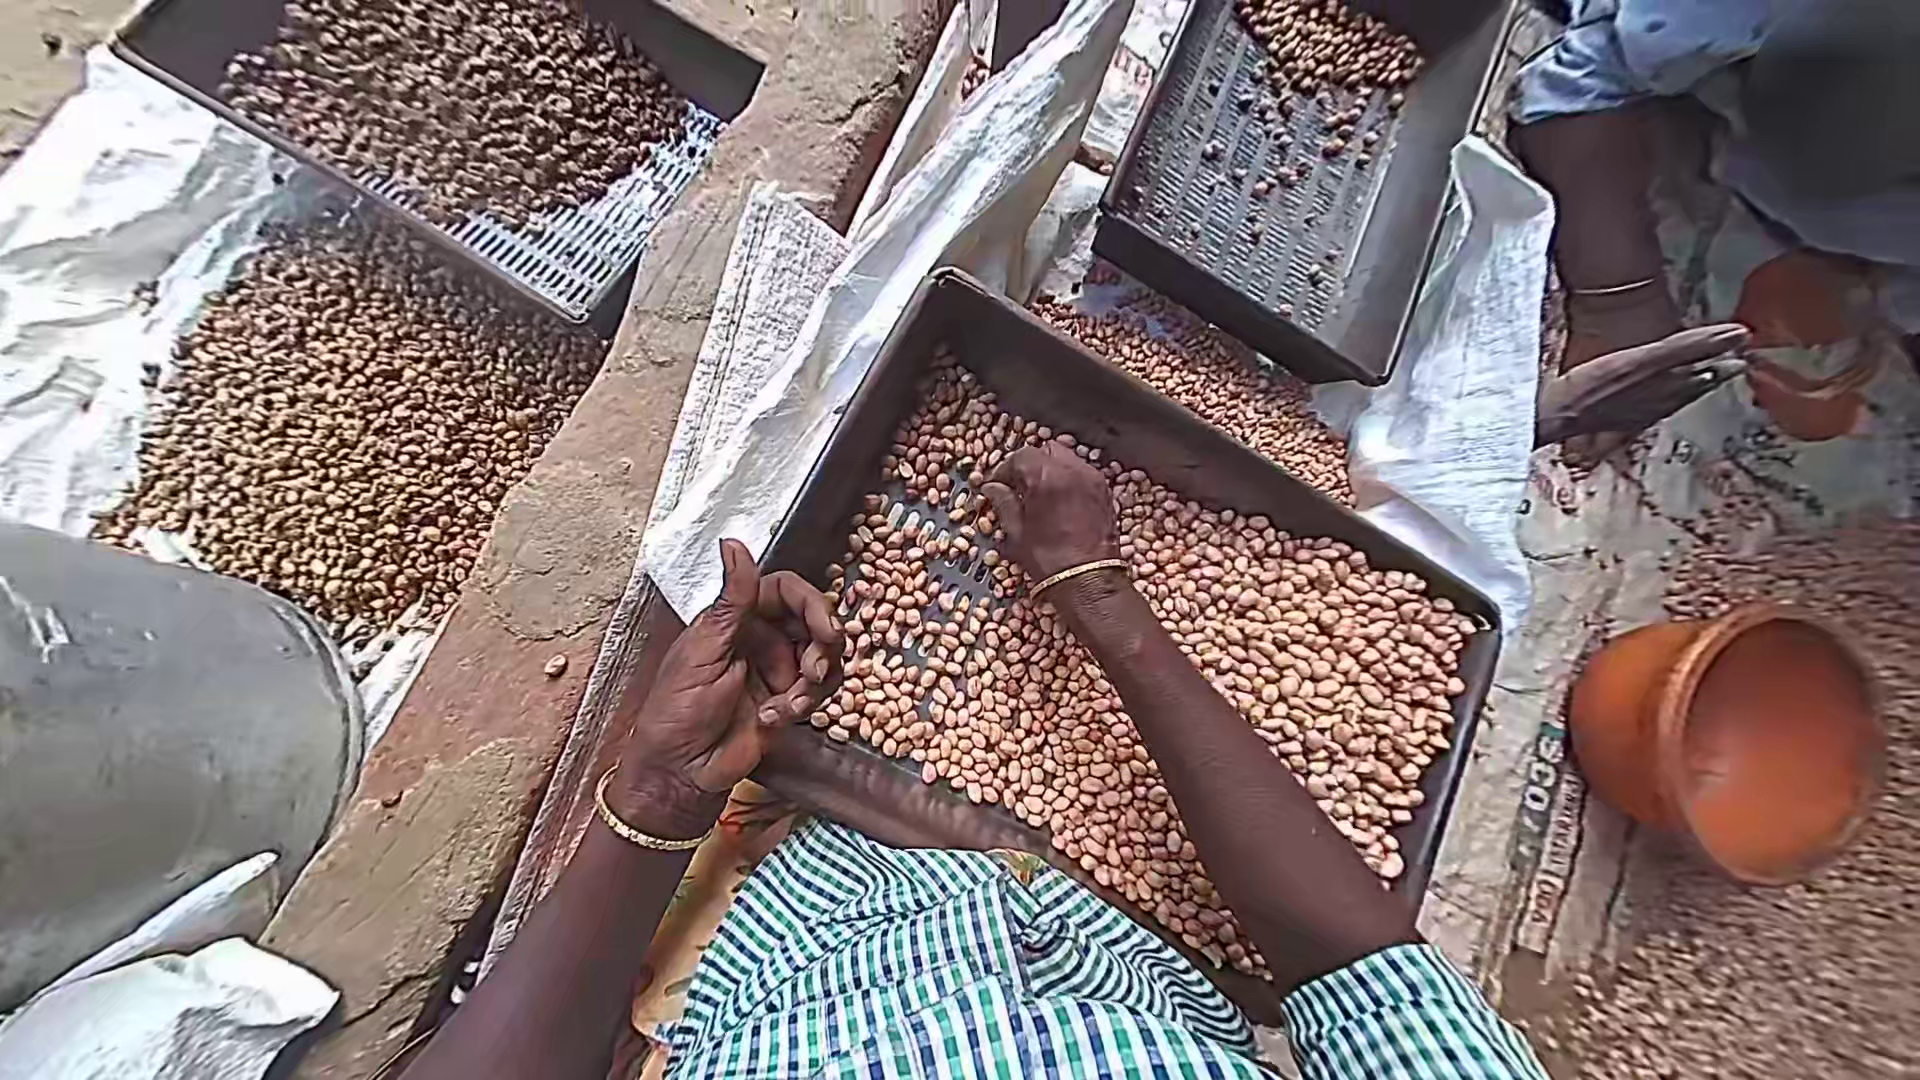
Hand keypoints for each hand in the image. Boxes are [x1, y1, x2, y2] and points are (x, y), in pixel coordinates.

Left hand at [612, 539, 842, 837]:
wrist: (681, 775)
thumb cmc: (677, 711)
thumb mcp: (703, 651)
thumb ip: (731, 599)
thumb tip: (733, 543)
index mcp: (738, 618)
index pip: (788, 591)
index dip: (813, 604)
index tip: (826, 629)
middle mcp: (764, 637)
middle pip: (815, 621)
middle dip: (823, 644)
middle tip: (814, 670)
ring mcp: (780, 668)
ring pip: (825, 654)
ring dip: (815, 678)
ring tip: (790, 701)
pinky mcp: (792, 697)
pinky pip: (822, 688)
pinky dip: (809, 701)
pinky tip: (780, 715)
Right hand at [980, 444, 1118, 581]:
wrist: (1088, 581)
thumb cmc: (1049, 560)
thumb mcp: (1017, 532)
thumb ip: (1004, 503)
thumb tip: (994, 488)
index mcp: (1046, 477)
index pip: (1020, 457)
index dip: (1004, 469)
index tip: (995, 485)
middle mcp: (1072, 470)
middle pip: (1045, 451)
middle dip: (1028, 465)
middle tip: (1015, 486)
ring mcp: (1092, 479)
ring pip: (1066, 459)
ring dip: (1049, 470)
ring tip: (1037, 494)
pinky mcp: (1104, 492)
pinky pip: (1081, 473)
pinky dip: (1067, 479)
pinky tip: (1057, 501)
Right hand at [1537, 323, 1749, 448]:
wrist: (1547, 417)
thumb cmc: (1591, 387)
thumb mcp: (1643, 360)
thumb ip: (1691, 347)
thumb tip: (1742, 333)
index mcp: (1677, 388)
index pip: (1718, 368)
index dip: (1728, 355)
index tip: (1740, 343)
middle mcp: (1664, 403)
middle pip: (1697, 384)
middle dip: (1711, 371)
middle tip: (1724, 359)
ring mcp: (1638, 414)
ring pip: (1673, 397)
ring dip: (1685, 385)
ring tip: (1693, 375)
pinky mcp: (1613, 420)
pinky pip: (1646, 407)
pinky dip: (1655, 398)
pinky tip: (1647, 397)